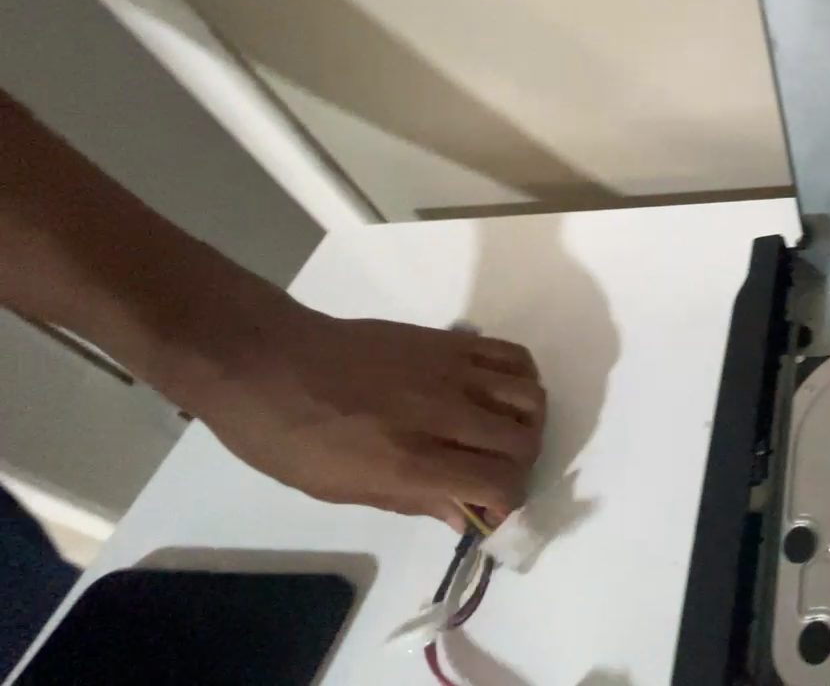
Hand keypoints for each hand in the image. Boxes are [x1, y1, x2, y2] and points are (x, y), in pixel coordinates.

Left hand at [171, 306, 545, 526]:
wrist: (269, 362)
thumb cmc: (289, 437)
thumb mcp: (338, 487)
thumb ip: (411, 500)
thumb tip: (464, 515)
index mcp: (407, 462)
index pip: (495, 482)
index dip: (507, 502)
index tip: (494, 509)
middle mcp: (443, 415)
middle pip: (522, 442)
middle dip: (520, 466)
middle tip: (498, 472)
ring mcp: (455, 373)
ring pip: (531, 398)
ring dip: (528, 424)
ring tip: (507, 432)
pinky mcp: (456, 343)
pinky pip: (516, 357)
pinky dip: (524, 380)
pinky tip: (504, 393)